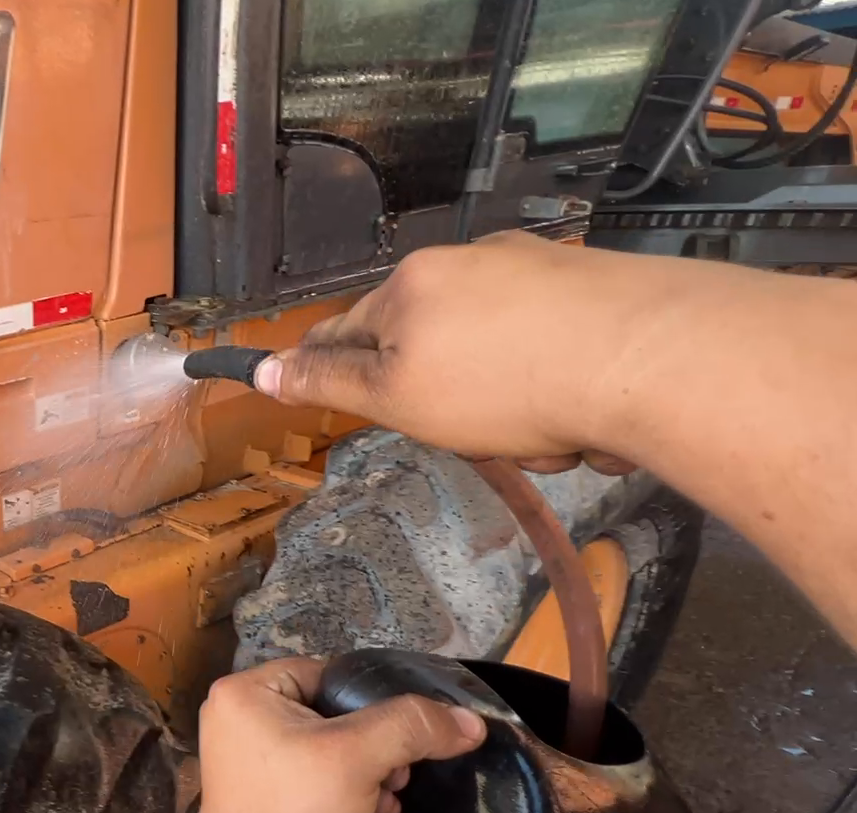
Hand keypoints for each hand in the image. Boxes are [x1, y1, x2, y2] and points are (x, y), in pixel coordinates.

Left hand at [185, 658, 485, 812]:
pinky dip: (344, 783)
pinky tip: (375, 808)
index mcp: (244, 690)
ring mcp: (244, 747)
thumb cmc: (294, 810)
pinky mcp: (258, 780)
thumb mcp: (356, 758)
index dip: (368, 700)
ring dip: (365, 766)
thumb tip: (469, 719)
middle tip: (398, 772)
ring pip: (325, 741)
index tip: (405, 733)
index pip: (324, 673)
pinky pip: (311, 767)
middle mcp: (236, 710)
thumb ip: (410, 729)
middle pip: (328, 709)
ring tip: (389, 793)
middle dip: (372, 742)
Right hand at [253, 232, 724, 469]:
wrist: (666, 360)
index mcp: (410, 286)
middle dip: (437, 397)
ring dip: (499, 403)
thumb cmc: (502, 385)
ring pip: (486, 351)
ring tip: (541, 435)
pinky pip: (544, 343)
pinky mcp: (597, 283)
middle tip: (468, 434)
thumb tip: (260, 372)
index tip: (325, 396)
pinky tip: (580, 412)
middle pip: (421, 345)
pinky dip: (550, 381)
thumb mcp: (392, 398)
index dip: (326, 370)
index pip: (341, 332)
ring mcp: (537, 267)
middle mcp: (469, 262)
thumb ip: (323, 384)